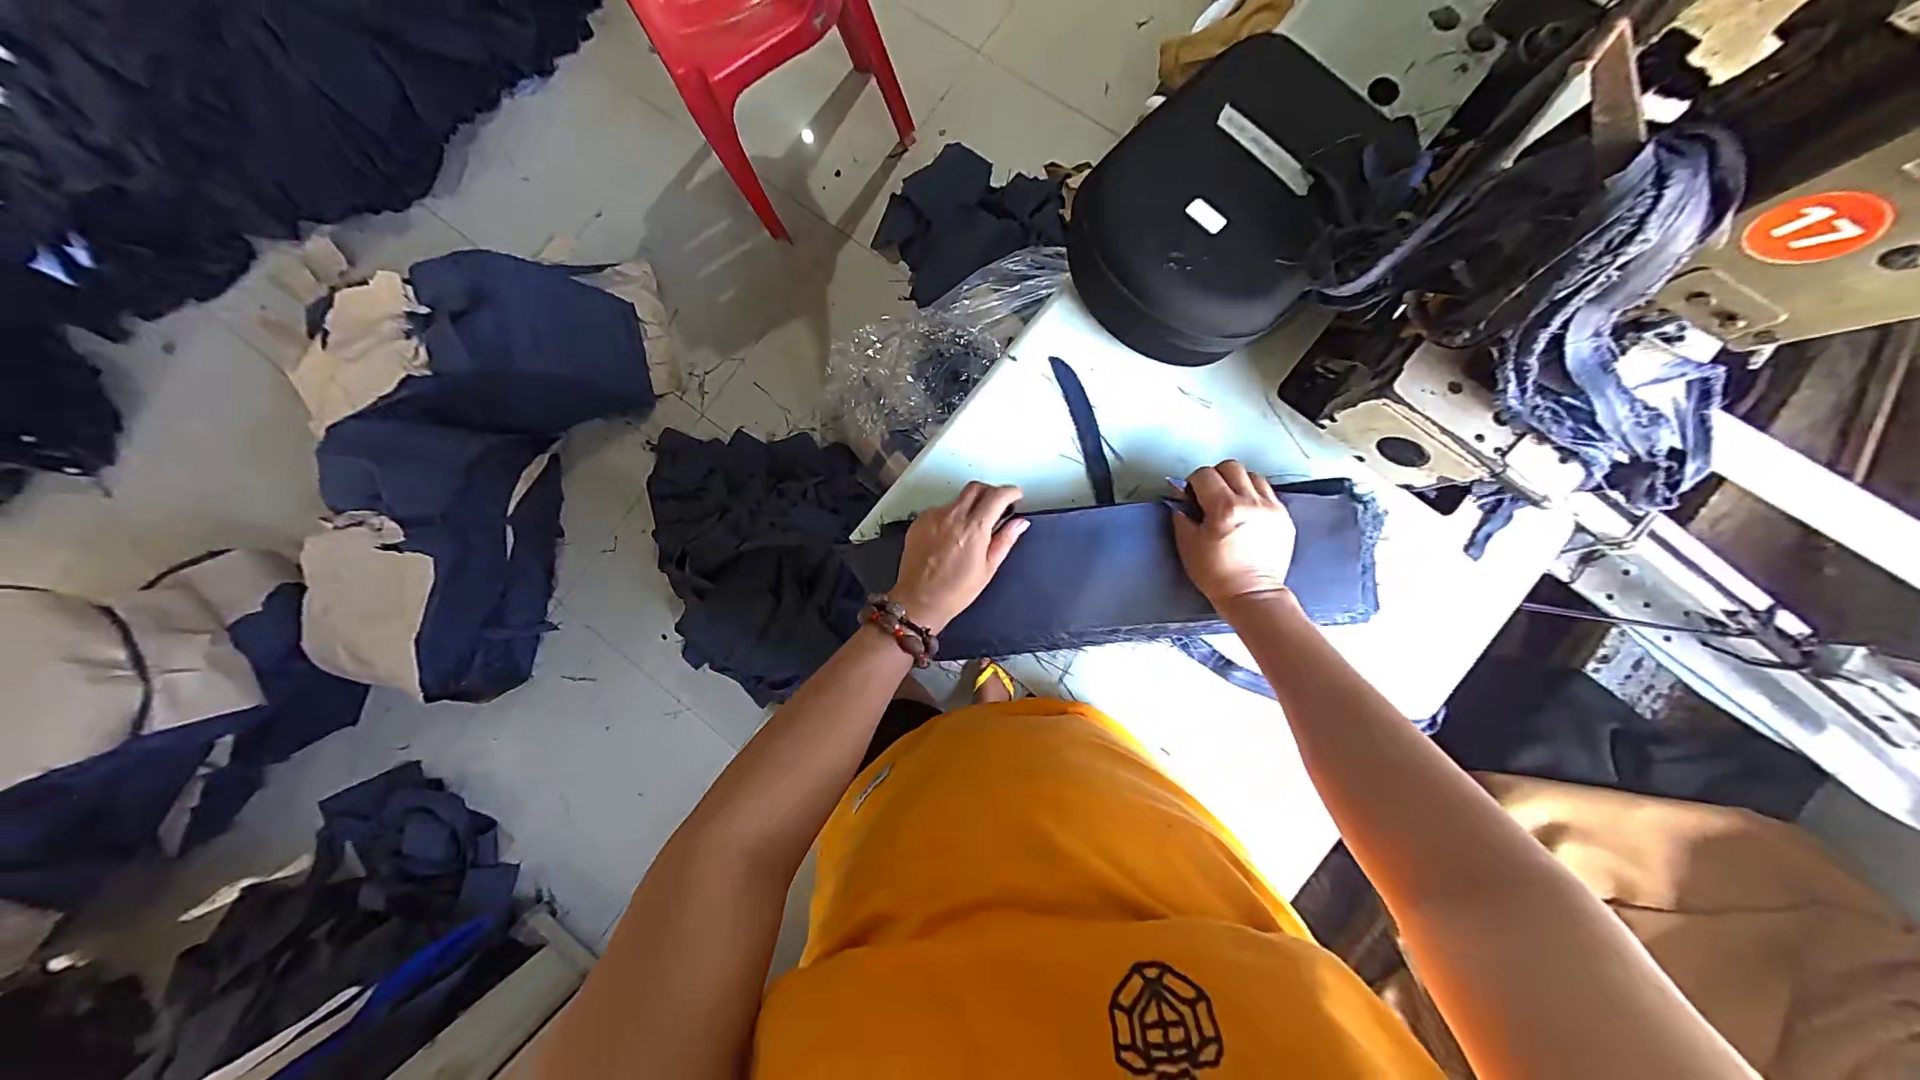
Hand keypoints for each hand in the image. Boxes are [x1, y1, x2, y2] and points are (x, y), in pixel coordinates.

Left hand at [890, 482, 1029, 631]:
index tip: (1015, 496)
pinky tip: (951, 535)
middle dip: (990, 491)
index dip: (1010, 492)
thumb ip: (1005, 540)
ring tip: (971, 528)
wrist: (919, 600)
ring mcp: (933, 517)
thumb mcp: (988, 568)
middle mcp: (952, 517)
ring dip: (969, 505)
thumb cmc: (953, 591)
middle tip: (997, 505)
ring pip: (957, 498)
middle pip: (976, 487)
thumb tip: (1019, 524)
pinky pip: (940, 509)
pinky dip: (950, 515)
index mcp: (973, 529)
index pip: (997, 495)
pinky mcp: (919, 522)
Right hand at [1173, 461, 1296, 607]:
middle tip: (1210, 495)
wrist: (1251, 594)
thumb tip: (1180, 500)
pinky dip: (1254, 496)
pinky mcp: (1284, 517)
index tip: (1191, 497)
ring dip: (1238, 483)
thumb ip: (1182, 516)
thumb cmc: (1216, 574)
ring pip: (1252, 476)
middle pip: (1231, 466)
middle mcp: (1251, 502)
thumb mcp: (1188, 545)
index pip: (1205, 474)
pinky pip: (1268, 492)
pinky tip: (1247, 513)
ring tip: (1231, 503)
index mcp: (1224, 508)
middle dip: (1216, 476)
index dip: (1193, 483)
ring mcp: (1271, 508)